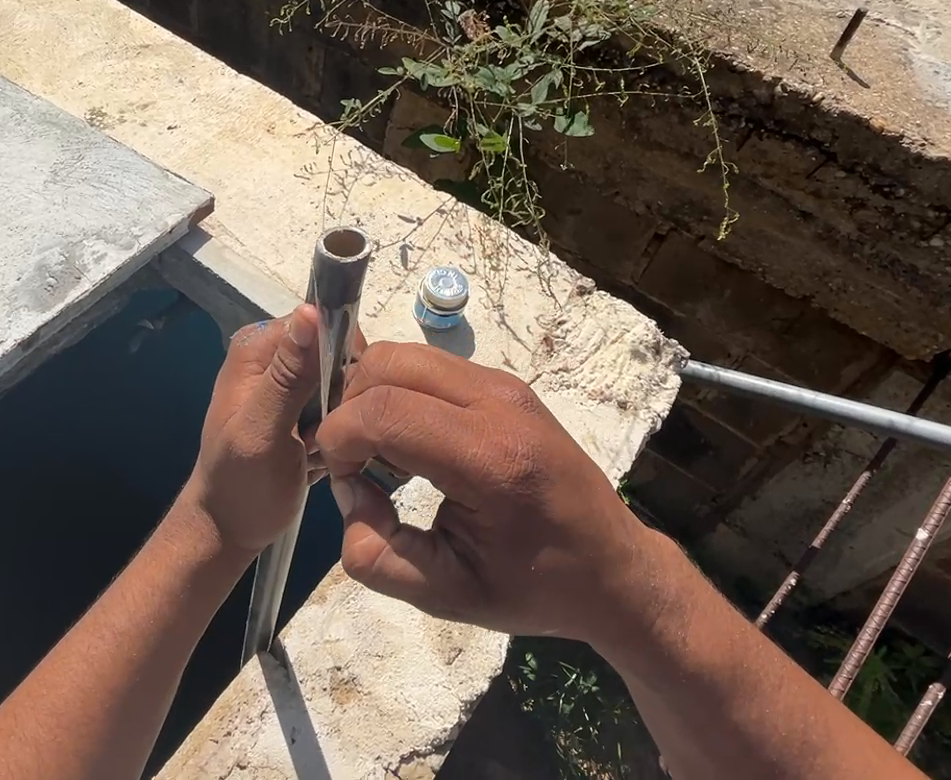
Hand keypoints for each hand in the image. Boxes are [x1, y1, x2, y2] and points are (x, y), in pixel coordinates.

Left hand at [179, 305, 322, 556]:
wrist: (228, 530)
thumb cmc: (242, 486)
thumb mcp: (264, 431)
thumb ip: (288, 376)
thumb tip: (313, 312)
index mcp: (257, 347)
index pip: (323, 324)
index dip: (343, 360)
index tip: (341, 406)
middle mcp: (271, 354)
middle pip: (337, 350)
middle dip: (345, 392)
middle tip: (328, 435)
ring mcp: (286, 380)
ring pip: (343, 378)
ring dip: (344, 414)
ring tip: (323, 447)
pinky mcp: (299, 404)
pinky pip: (339, 401)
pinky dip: (339, 427)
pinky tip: (324, 452)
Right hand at [316, 342, 648, 642]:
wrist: (611, 565)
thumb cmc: (535, 586)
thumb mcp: (446, 596)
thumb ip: (374, 555)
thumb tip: (350, 491)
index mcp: (490, 459)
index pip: (384, 412)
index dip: (339, 438)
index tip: (338, 478)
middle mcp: (498, 402)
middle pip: (387, 364)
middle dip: (348, 407)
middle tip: (351, 460)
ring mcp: (504, 384)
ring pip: (405, 354)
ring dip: (371, 394)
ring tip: (376, 451)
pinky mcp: (504, 381)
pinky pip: (428, 364)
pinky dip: (397, 390)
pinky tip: (406, 439)